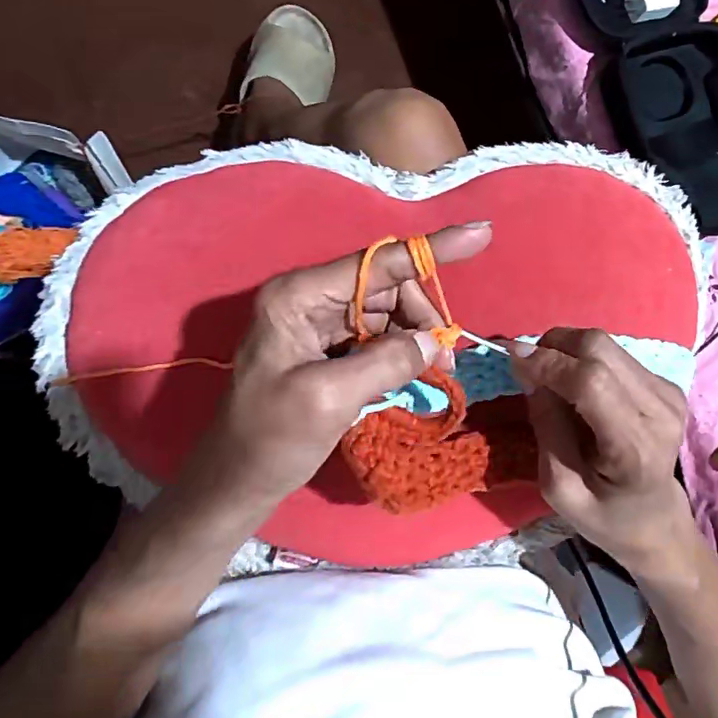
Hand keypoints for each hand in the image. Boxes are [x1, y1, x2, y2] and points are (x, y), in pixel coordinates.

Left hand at [193, 222, 492, 503]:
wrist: (236, 484)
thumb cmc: (270, 439)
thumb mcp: (328, 398)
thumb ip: (385, 362)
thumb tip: (431, 343)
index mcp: (299, 296)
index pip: (378, 263)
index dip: (432, 249)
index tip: (481, 234)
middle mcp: (309, 299)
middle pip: (388, 288)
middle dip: (421, 317)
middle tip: (443, 361)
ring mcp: (317, 324)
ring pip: (388, 313)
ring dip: (415, 338)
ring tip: (434, 373)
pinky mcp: (327, 349)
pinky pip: (378, 337)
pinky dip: (401, 353)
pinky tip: (414, 374)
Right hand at [510, 328, 697, 579]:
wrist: (654, 519)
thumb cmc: (603, 514)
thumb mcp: (559, 487)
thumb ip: (546, 425)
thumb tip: (528, 369)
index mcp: (634, 446)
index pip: (591, 382)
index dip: (549, 362)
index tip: (512, 357)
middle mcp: (659, 410)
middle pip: (600, 348)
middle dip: (555, 345)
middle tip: (528, 364)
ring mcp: (667, 393)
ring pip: (606, 343)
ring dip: (568, 349)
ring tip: (550, 374)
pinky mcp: (666, 384)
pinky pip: (615, 354)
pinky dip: (586, 359)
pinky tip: (577, 384)